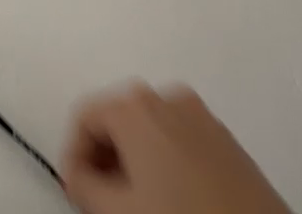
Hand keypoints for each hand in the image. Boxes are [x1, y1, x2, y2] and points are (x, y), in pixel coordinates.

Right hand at [62, 83, 289, 213]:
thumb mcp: (117, 211)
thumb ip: (83, 185)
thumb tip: (77, 173)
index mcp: (136, 107)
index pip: (85, 118)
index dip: (73, 155)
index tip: (76, 192)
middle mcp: (168, 98)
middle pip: (118, 120)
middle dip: (104, 158)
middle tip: (102, 200)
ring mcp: (203, 117)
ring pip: (150, 131)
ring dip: (134, 162)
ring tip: (136, 203)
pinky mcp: (228, 141)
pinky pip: (179, 140)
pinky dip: (164, 162)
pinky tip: (172, 200)